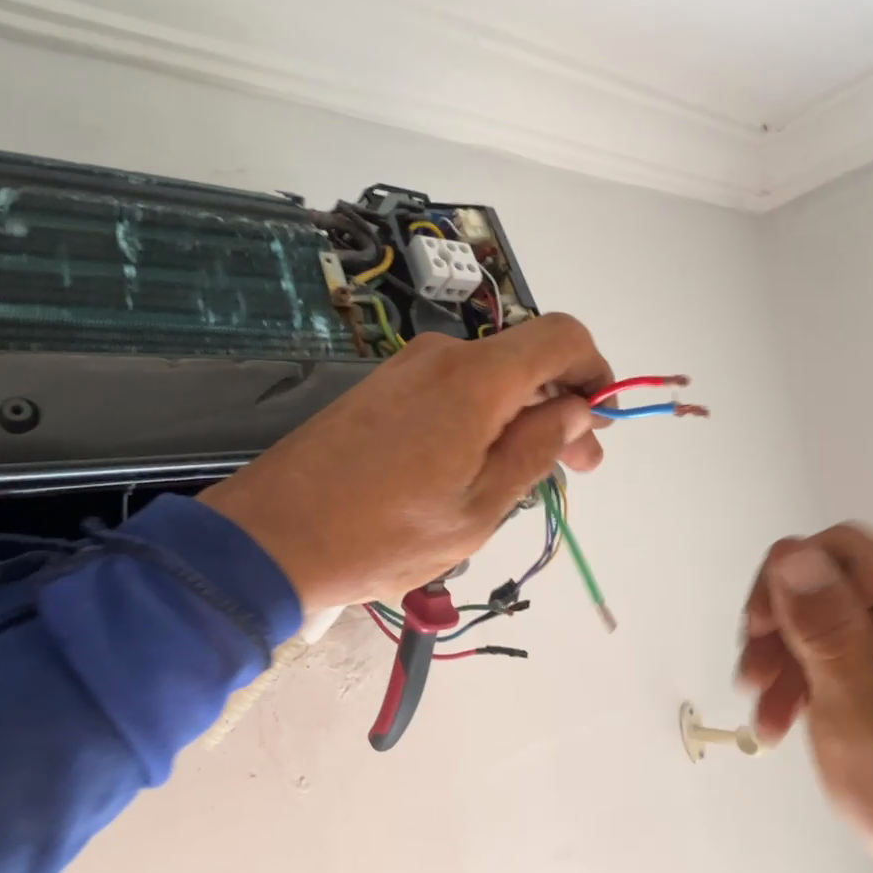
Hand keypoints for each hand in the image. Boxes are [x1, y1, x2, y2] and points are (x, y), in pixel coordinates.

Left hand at [198, 314, 612, 611]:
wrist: (271, 536)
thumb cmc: (384, 533)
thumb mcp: (479, 505)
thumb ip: (537, 448)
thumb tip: (577, 409)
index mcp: (476, 378)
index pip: (561, 336)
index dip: (594, 370)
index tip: (601, 421)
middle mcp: (441, 356)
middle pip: (524, 359)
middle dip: (560, 406)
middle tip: (576, 467)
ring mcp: (404, 370)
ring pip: (487, 379)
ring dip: (518, 418)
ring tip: (520, 480)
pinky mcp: (379, 390)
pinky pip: (450, 391)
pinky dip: (479, 419)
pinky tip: (473, 468)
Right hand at [737, 525, 872, 872]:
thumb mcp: (860, 722)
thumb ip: (827, 633)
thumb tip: (790, 549)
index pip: (843, 552)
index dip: (784, 583)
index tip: (756, 640)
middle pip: (833, 579)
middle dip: (782, 626)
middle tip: (753, 683)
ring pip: (831, 608)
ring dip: (788, 653)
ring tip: (766, 712)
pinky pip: (849, 636)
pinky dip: (812, 668)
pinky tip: (788, 710)